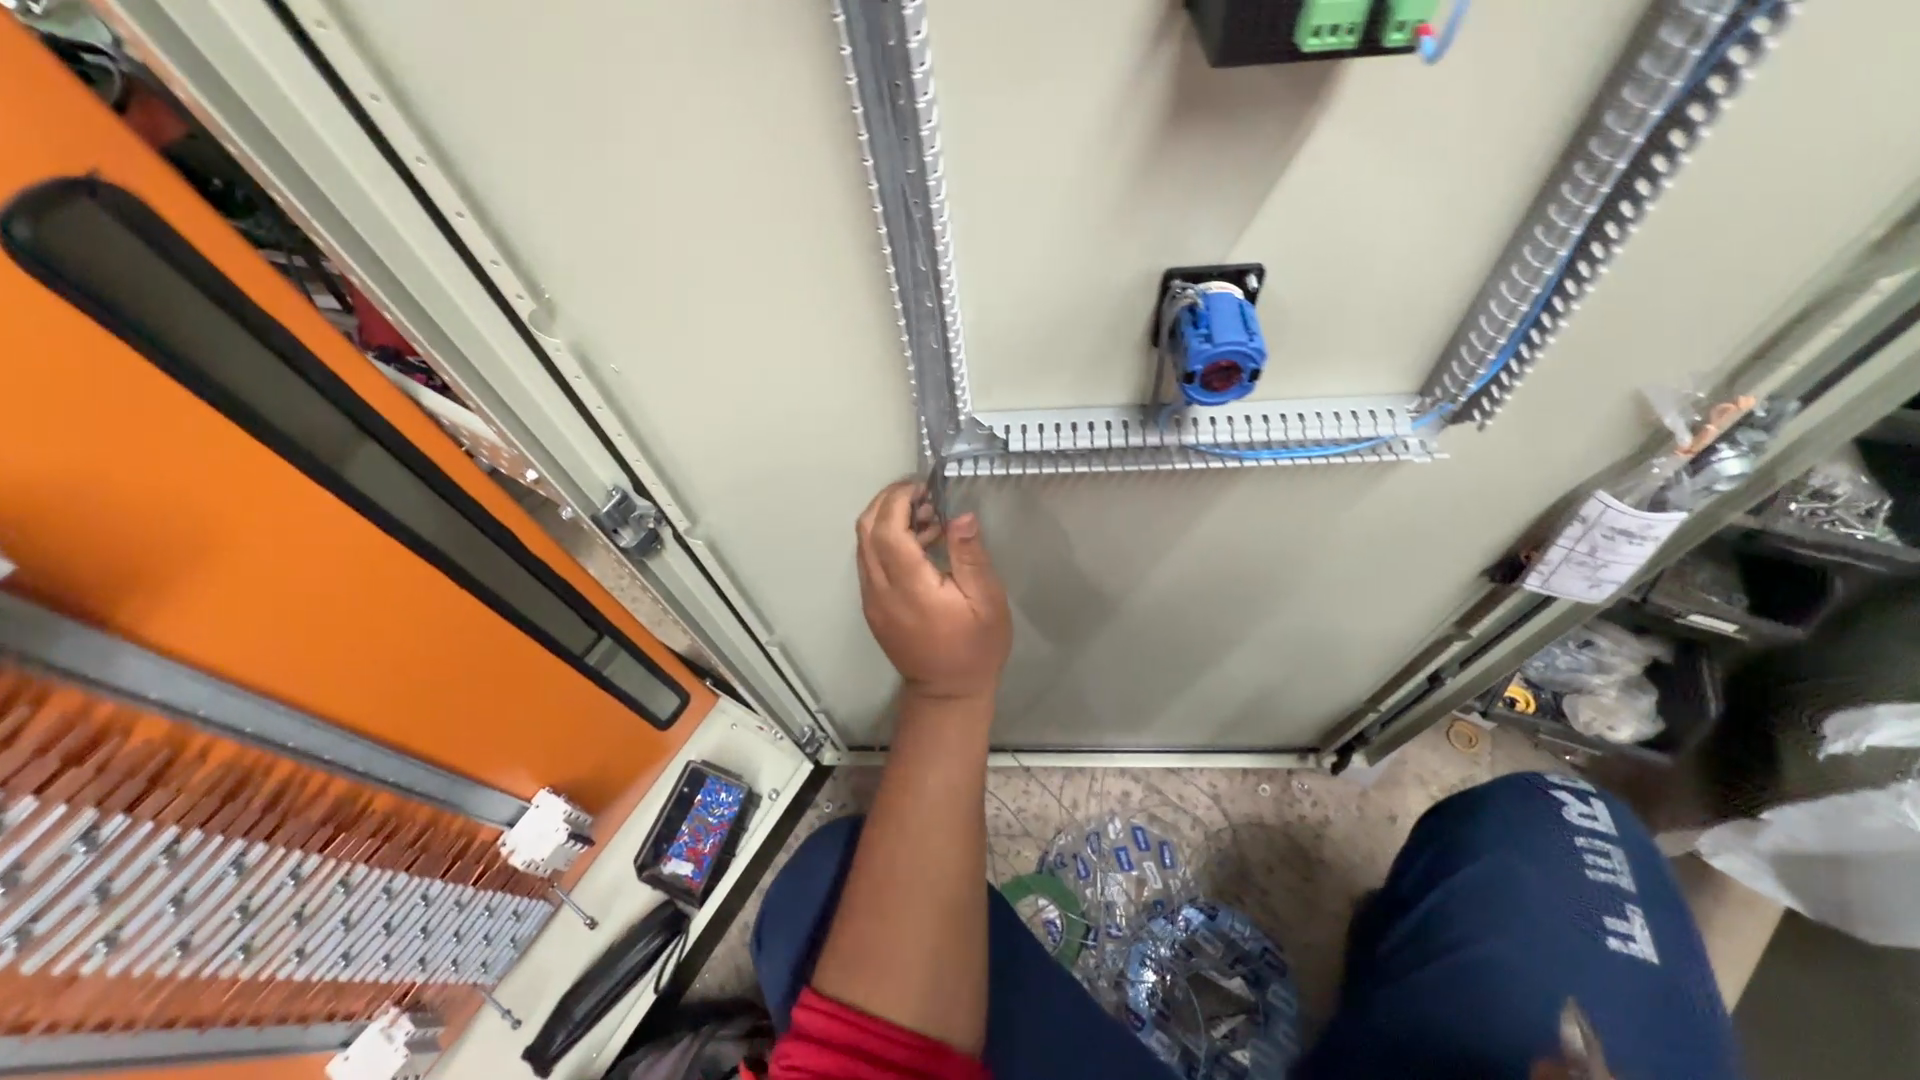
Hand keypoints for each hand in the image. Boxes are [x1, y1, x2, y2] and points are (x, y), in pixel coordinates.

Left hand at [855, 481, 1010, 703]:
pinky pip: (870, 562)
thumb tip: (960, 515)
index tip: (923, 488)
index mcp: (908, 586)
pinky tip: (919, 544)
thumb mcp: (986, 601)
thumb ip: (970, 555)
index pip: (887, 529)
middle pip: (866, 530)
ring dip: (887, 521)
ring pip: (864, 545)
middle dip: (888, 502)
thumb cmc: (974, 649)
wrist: (947, 694)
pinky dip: (886, 542)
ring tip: (928, 518)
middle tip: (921, 494)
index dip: (899, 500)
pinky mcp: (873, 607)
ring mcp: (872, 599)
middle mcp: (880, 589)